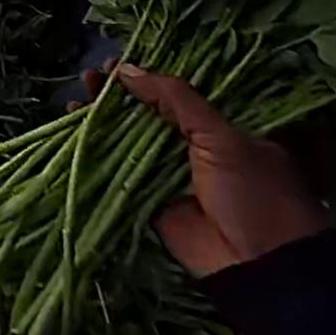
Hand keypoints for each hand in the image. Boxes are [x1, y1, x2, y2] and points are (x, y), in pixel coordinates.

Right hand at [89, 61, 326, 276]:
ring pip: (128, 135)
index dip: (147, 77)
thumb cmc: (251, 194)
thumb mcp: (222, 138)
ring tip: (81, 92)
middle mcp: (193, 147)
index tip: (118, 64)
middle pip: (147, 112)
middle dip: (119, 93)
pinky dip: (94, 143)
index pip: (177, 95)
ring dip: (103, 113)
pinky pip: (117, 164)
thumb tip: (126, 69)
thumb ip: (175, 99)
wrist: (260, 270)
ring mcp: (169, 171)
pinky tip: (75, 122)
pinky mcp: (148, 194)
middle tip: (94, 76)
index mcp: (221, 131)